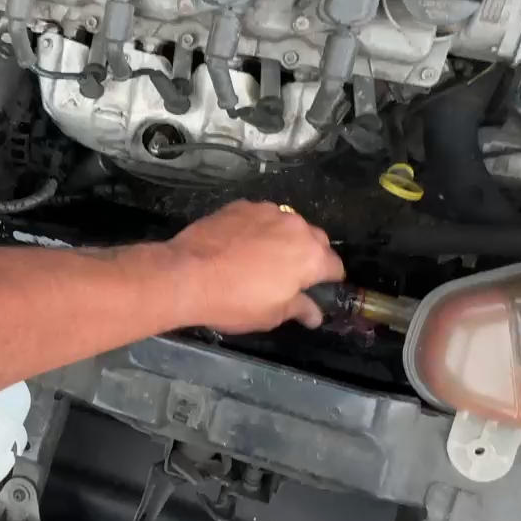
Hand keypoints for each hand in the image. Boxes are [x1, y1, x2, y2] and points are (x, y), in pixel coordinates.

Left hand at [161, 201, 344, 332]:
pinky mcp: (240, 205)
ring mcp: (266, 211)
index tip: (315, 289)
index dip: (327, 280)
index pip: (335, 266)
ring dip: (282, 238)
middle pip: (314, 240)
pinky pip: (259, 217)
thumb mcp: (271, 314)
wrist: (186, 274)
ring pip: (286, 224)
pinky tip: (240, 243)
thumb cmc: (234, 300)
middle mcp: (295, 226)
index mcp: (311, 255)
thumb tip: (315, 313)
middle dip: (308, 256)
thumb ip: (299, 308)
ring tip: (262, 256)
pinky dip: (257, 228)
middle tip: (288, 275)